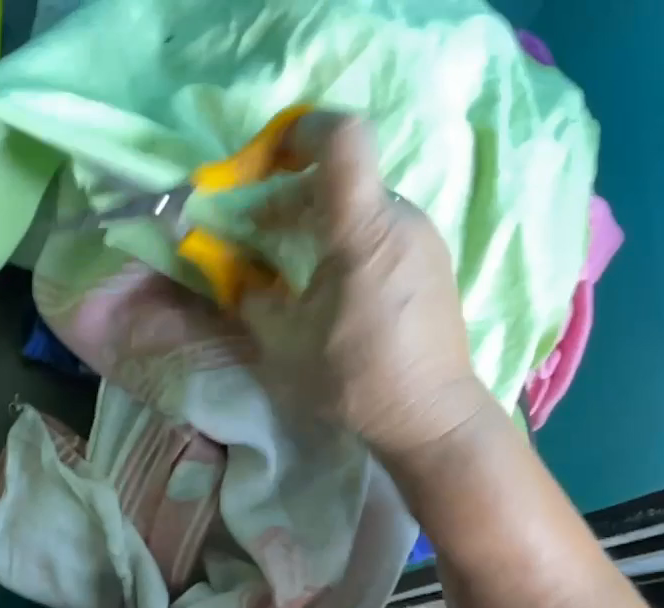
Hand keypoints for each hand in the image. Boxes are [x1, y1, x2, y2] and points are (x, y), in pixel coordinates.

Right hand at [239, 112, 490, 459]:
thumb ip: (250, 297)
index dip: (300, 131)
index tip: (264, 163)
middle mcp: (402, 220)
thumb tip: (230, 273)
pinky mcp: (434, 265)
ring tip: (291, 266)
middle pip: (344, 176)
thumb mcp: (286, 344)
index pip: (342, 136)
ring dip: (320, 221)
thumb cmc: (357, 381)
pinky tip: (330, 287)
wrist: (434, 420)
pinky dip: (349, 241)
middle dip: (292, 193)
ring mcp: (424, 241)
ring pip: (364, 206)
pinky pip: (385, 232)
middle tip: (257, 233)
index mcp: (365, 229)